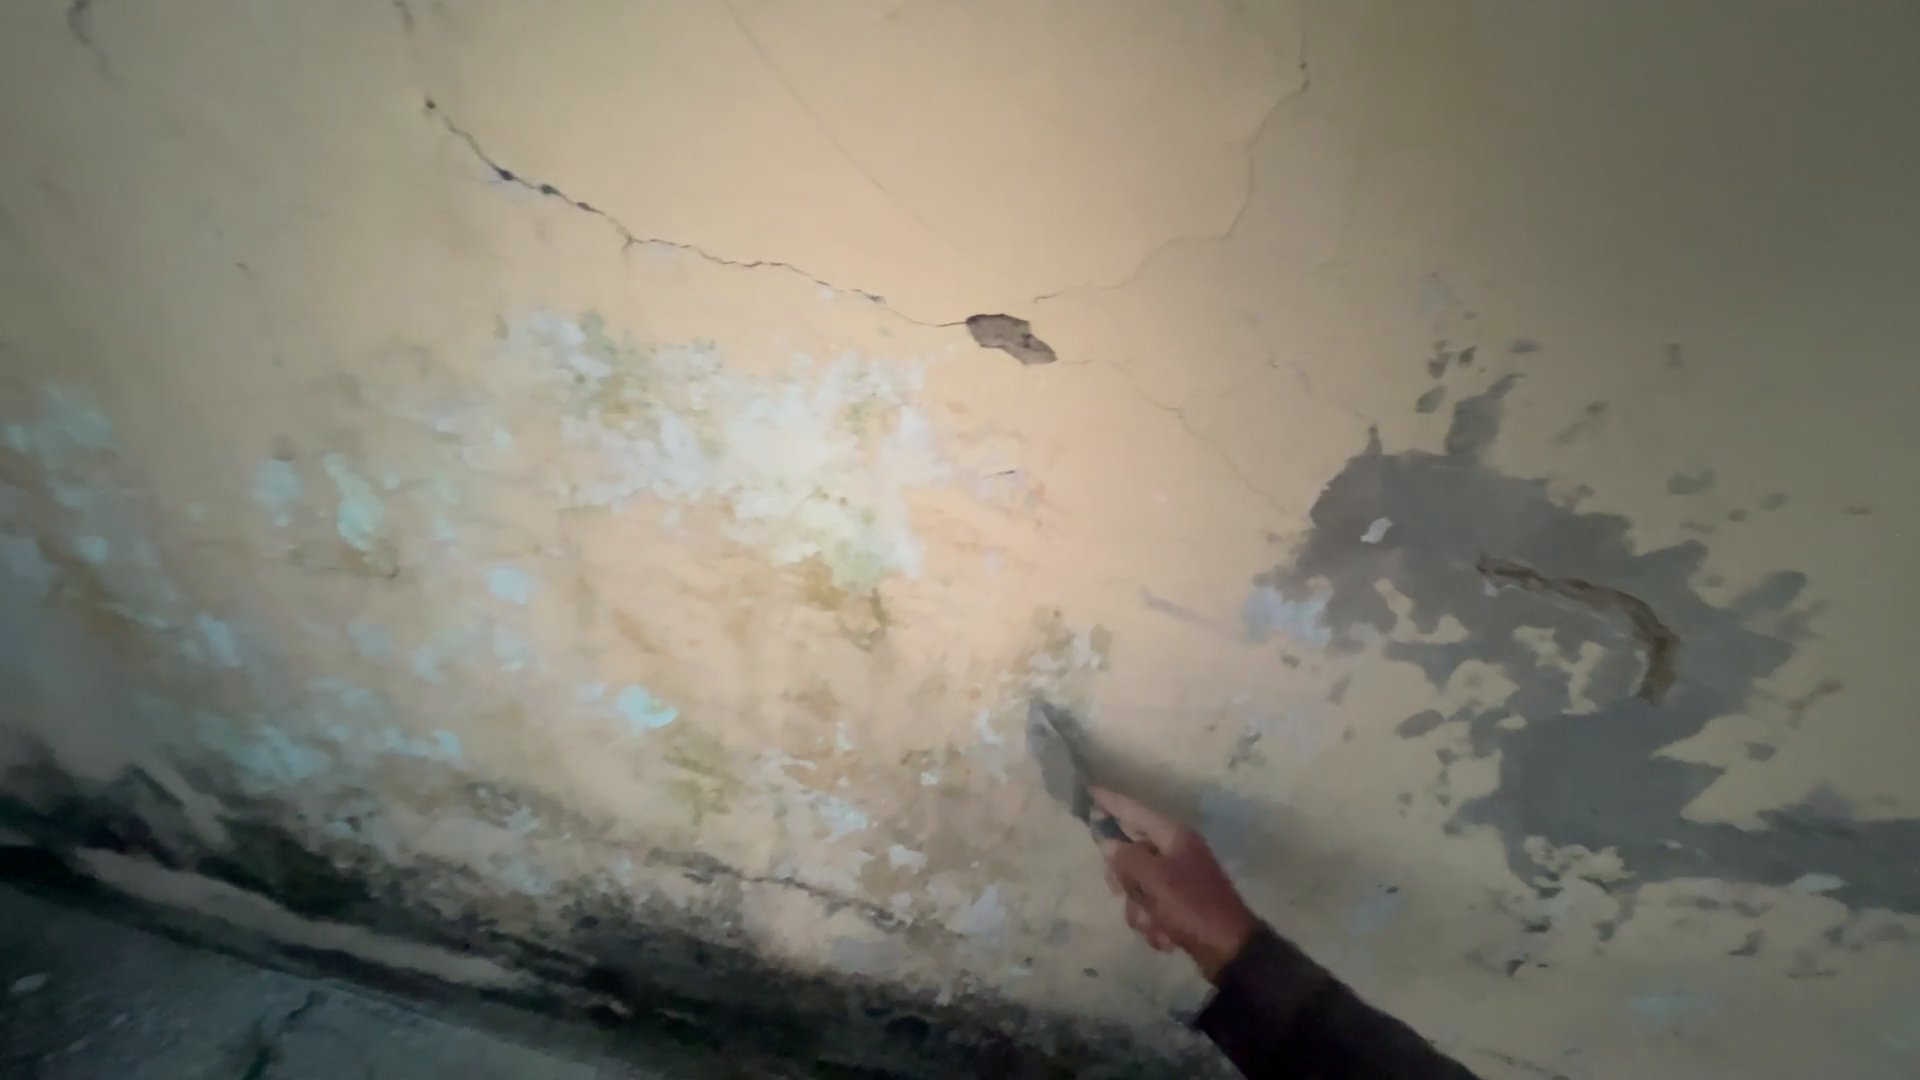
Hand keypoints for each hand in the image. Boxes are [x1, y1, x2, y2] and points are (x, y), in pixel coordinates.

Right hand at [1091, 787, 1258, 982]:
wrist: (1230, 952)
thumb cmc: (1192, 906)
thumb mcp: (1155, 880)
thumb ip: (1127, 858)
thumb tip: (1108, 843)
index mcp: (1173, 835)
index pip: (1134, 811)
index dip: (1111, 801)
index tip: (1089, 791)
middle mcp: (1174, 851)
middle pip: (1131, 852)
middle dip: (1125, 879)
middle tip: (1121, 890)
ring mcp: (1177, 878)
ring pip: (1137, 884)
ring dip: (1140, 908)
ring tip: (1154, 924)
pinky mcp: (1178, 903)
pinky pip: (1150, 905)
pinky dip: (1153, 922)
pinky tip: (1165, 937)